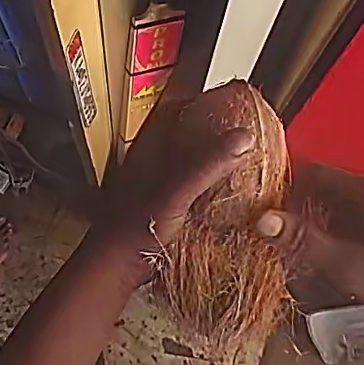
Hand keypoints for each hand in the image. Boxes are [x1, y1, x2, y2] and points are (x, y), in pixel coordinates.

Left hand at [94, 86, 255, 279]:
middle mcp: (153, 160)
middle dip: (216, 128)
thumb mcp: (176, 191)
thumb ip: (208, 164)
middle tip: (247, 127)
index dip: (204, 99)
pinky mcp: (166, 206)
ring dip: (215, 156)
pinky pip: (195, 186)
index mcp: (150, 147)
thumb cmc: (134, 228)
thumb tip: (243, 137)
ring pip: (191, 159)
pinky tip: (230, 192)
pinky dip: (213, 184)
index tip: (234, 97)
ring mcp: (159, 183)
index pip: (176, 107)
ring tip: (246, 155)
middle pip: (187, 132)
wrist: (116, 267)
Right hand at [256, 165, 363, 337]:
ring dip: (309, 224)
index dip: (282, 184)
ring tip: (288, 247)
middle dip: (293, 207)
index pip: (313, 170)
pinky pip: (344, 222)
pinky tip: (316, 257)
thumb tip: (265, 220)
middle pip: (320, 187)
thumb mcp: (351, 268)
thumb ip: (305, 241)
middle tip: (269, 230)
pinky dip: (326, 235)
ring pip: (331, 206)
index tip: (259, 202)